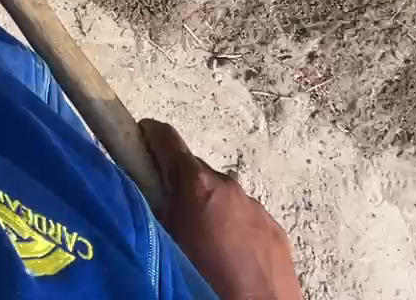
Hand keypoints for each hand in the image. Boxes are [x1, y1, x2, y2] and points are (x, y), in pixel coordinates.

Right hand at [141, 119, 301, 299]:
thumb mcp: (162, 236)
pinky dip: (234, 226)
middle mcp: (228, 185)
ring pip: (221, 194)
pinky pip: (246, 216)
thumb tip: (139, 187)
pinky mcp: (276, 231)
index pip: (164, 136)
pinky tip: (230, 255)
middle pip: (194, 169)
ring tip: (204, 242)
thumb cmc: (201, 277)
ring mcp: (256, 207)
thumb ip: (152, 204)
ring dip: (208, 207)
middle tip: (170, 214)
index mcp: (195, 183)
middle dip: (179, 184)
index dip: (148, 136)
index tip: (139, 145)